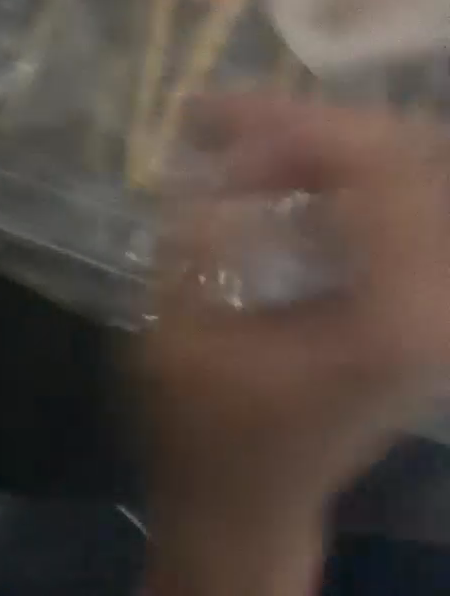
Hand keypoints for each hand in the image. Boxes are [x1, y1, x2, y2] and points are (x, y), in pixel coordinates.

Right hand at [137, 97, 449, 591]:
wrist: (245, 487)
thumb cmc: (199, 417)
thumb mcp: (179, 325)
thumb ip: (200, 239)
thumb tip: (206, 165)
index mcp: (395, 314)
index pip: (382, 174)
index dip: (291, 128)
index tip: (199, 118)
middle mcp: (440, 302)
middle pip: (408, 164)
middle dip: (306, 126)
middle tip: (211, 117)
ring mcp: (437, 303)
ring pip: (403, 178)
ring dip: (313, 149)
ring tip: (226, 143)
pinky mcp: (414, 303)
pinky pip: (389, 209)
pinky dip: (326, 181)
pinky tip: (261, 186)